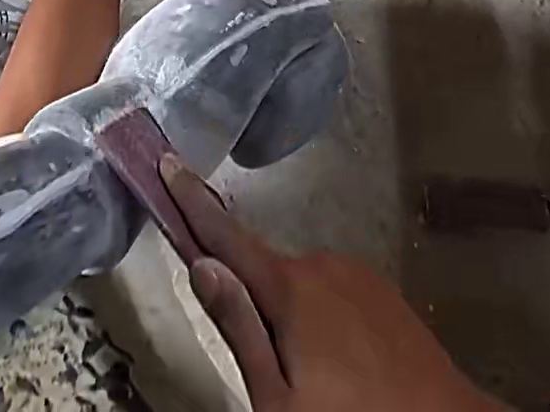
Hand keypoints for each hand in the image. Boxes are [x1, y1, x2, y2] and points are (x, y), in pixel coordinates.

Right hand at [159, 154, 505, 411]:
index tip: (167, 162)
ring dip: (289, 313)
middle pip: (263, 269)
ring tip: (314, 378)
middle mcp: (320, 265)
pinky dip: (322, 317)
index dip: (191, 199)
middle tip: (270, 366)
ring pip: (299, 285)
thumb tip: (201, 264)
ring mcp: (355, 275)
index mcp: (289, 289)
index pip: (225, 234)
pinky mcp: (382, 292)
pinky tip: (344, 366)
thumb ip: (239, 328)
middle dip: (251, 298)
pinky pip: (332, 292)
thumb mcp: (280, 403)